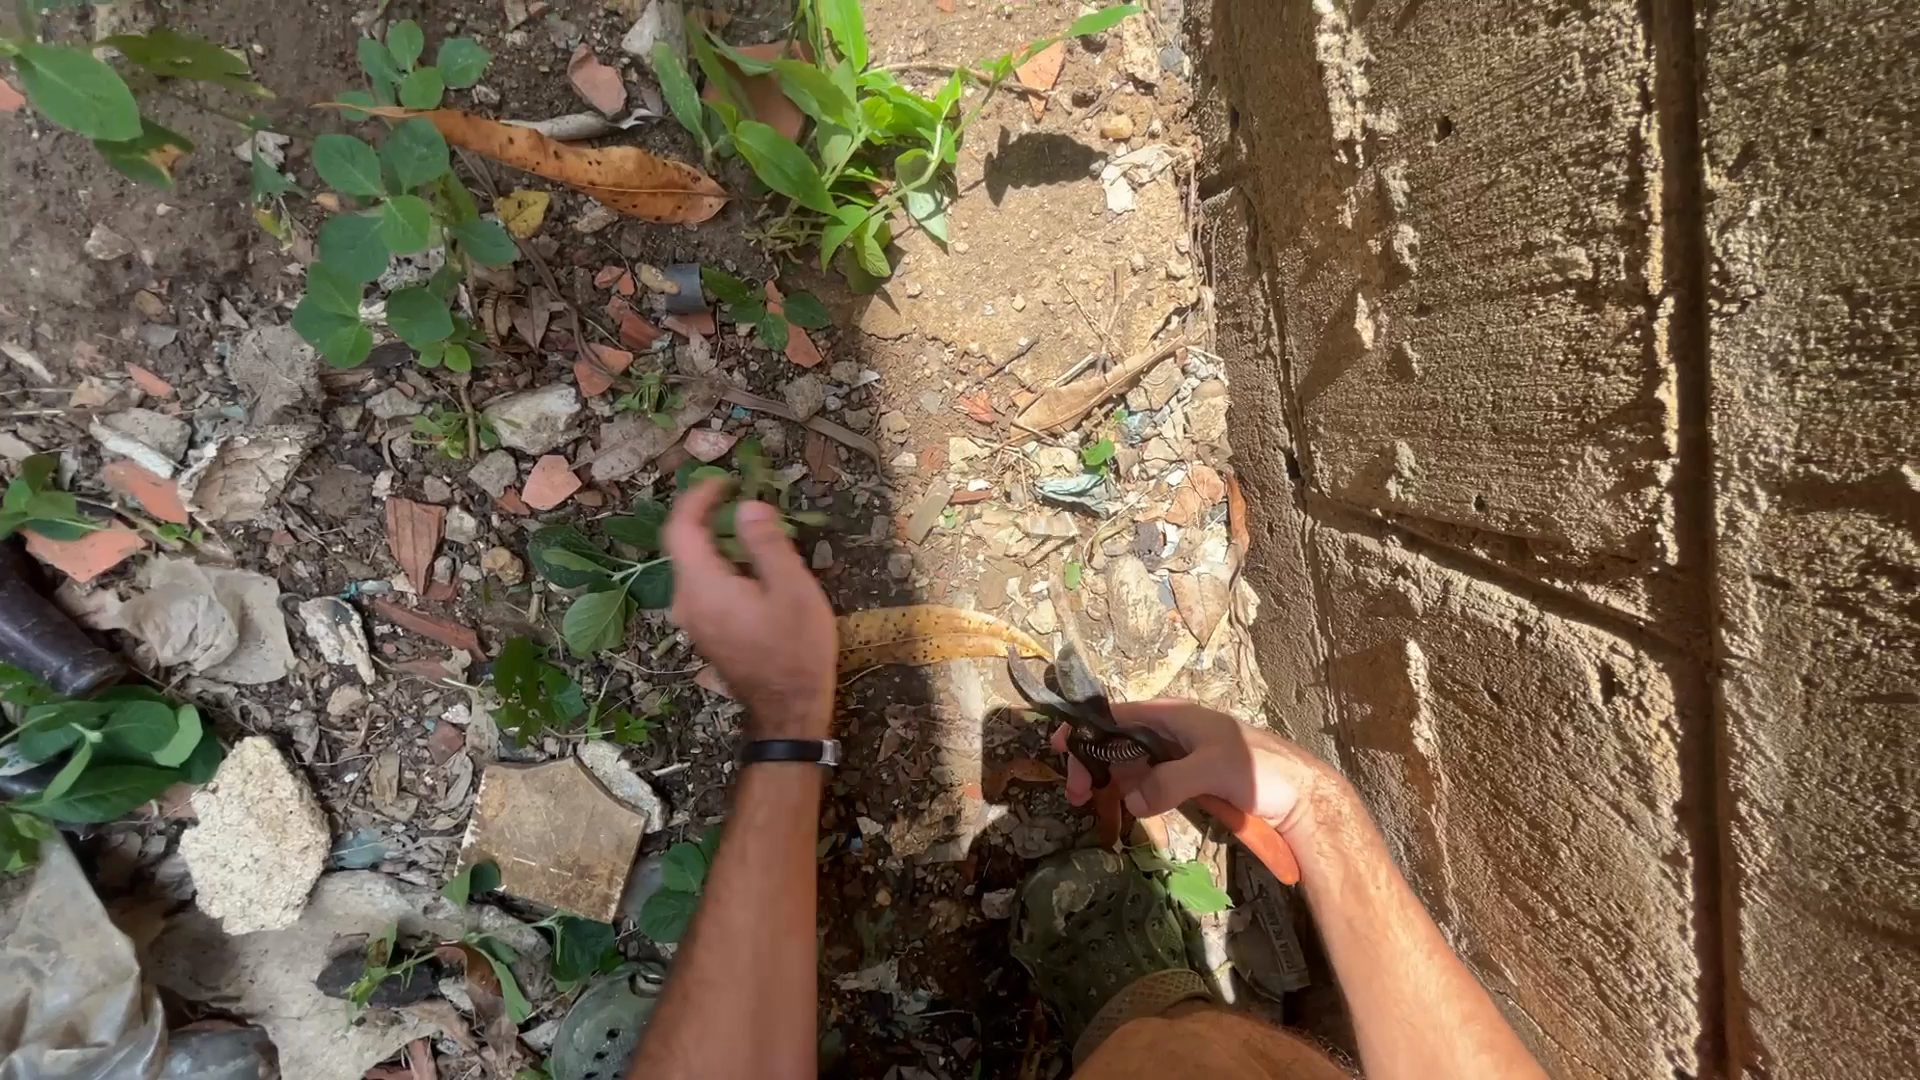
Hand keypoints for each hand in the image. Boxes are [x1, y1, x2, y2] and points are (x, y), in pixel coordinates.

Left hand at [664, 478, 836, 738]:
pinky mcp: (708, 633)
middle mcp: (687, 602)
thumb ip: (767, 544)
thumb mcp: (792, 590)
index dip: (698, 498)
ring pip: (696, 568)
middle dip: (711, 516)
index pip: (681, 528)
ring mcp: (694, 621)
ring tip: (755, 529)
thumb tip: (748, 507)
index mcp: (704, 586)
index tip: (726, 481)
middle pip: (685, 546)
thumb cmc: (796, 649)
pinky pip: (705, 587)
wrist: (789, 710)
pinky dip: (722, 566)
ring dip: (719, 542)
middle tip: (745, 498)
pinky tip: (753, 568)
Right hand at [1052, 701, 1343, 840]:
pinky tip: (1127, 809)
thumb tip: (1130, 800)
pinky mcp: (1186, 780)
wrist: (1305, 797)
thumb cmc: (1263, 769)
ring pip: (1130, 763)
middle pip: (1117, 739)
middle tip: (1077, 794)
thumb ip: (1170, 781)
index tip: (1061, 748)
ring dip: (1110, 780)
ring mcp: (1177, 756)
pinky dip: (1132, 793)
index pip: (1117, 714)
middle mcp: (1169, 731)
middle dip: (1093, 760)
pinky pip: (1148, 782)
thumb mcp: (1215, 769)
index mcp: (1173, 715)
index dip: (1086, 728)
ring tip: (1095, 803)